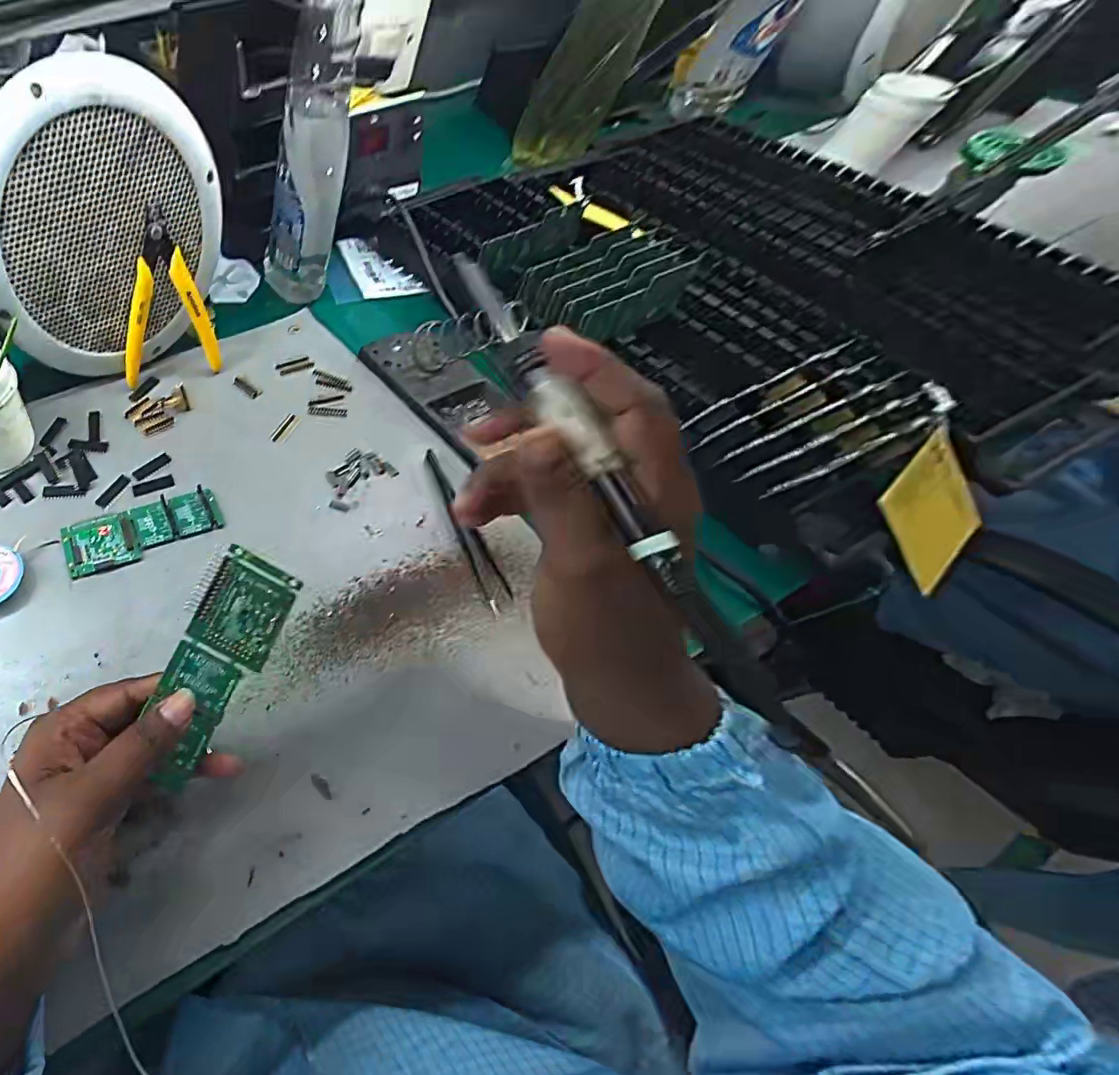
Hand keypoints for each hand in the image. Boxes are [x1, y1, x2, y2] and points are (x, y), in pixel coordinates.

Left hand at [0, 676, 239, 1074]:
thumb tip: (186, 697)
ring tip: (229, 765)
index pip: (121, 697)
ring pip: (146, 758)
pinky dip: (170, 788)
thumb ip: (141, 746)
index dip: (164, 688)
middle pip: (137, 725)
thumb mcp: (92, 795)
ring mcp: (92, 785)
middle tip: (226, 727)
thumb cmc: (41, 856)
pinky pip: (144, 789)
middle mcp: (77, 750)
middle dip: (180, 727)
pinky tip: (201, 787)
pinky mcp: (105, 816)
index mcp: (62, 732)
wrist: (10, 943)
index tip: (213, 685)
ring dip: (183, 760)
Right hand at [452, 328, 718, 752]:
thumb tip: (536, 434)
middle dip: (525, 428)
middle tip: (477, 433)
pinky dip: (504, 499)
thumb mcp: (584, 561)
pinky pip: (537, 496)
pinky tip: (474, 516)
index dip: (595, 368)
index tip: (549, 343)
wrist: (618, 687)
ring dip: (502, 473)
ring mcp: (602, 510)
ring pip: (549, 464)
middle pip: (579, 430)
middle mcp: (632, 487)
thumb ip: (563, 495)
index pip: (633, 406)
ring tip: (465, 502)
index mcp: (653, 486)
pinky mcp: (577, 531)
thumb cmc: (610, 629)